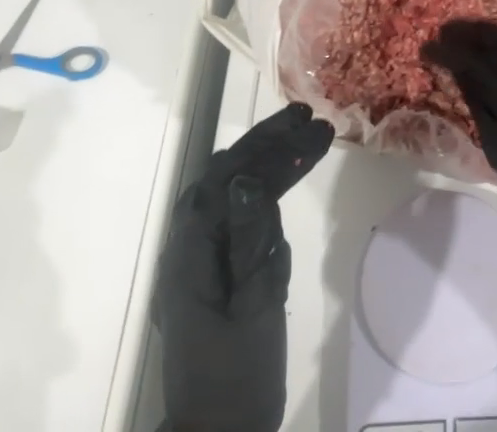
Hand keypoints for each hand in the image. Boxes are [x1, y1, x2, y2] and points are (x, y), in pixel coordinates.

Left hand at [154, 103, 332, 431]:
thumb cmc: (237, 375)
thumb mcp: (253, 309)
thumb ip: (250, 243)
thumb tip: (245, 181)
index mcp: (190, 253)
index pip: (226, 179)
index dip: (267, 147)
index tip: (308, 126)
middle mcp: (187, 249)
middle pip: (223, 179)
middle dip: (267, 146)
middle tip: (310, 121)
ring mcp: (197, 262)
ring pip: (228, 196)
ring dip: (265, 165)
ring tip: (305, 139)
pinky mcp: (213, 276)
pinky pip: (234, 220)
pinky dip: (261, 194)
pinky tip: (281, 184)